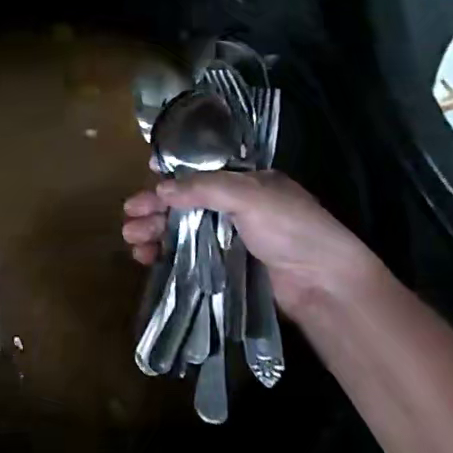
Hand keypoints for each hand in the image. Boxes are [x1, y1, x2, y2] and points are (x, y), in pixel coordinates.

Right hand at [121, 171, 390, 321]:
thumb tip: (161, 188)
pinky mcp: (226, 266)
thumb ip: (205, 188)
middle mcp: (234, 205)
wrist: (323, 281)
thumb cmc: (291, 228)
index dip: (170, 174)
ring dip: (154, 232)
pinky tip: (147, 258)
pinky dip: (165, 254)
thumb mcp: (250, 196)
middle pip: (184, 202)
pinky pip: (188, 255)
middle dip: (154, 208)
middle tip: (129, 219)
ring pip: (182, 229)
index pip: (199, 171)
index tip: (145, 177)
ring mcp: (229, 237)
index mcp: (244, 180)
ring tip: (131, 241)